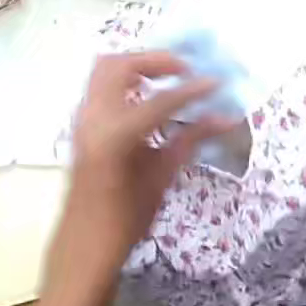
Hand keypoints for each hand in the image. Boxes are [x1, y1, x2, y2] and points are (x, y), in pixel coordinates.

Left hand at [50, 52, 226, 289]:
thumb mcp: (161, 178)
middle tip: (184, 71)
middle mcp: (93, 119)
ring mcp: (82, 120)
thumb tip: (225, 118)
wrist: (84, 244)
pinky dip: (124, 82)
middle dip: (154, 61)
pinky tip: (147, 98)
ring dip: (136, 66)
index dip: (191, 89)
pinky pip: (100, 88)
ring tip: (167, 79)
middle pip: (120, 65)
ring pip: (103, 71)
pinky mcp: (80, 126)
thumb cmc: (125, 219)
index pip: (160, 99)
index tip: (215, 82)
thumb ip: (190, 140)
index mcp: (115, 135)